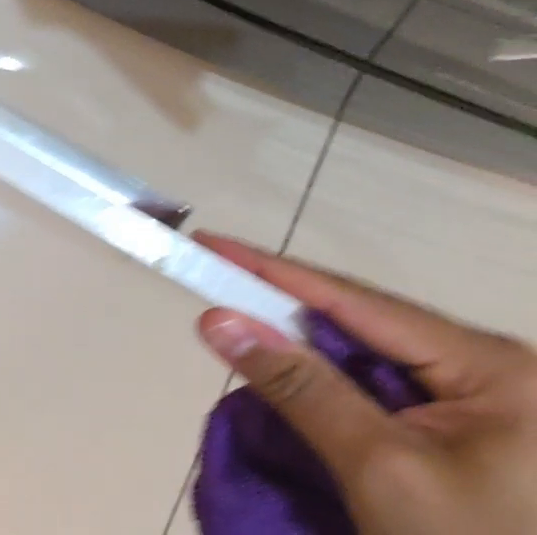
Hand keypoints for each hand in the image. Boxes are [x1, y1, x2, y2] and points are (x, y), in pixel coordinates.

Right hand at [194, 233, 536, 534]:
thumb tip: (217, 317)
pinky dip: (344, 378)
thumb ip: (299, 386)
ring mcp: (508, 401)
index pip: (356, 301)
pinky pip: (400, 383)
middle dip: (288, 307)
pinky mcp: (499, 430)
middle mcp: (511, 371)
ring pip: (382, 352)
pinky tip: (306, 378)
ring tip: (247, 329)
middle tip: (215, 287)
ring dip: (312, 346)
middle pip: (369, 321)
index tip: (204, 242)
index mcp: (502, 370)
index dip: (271, 268)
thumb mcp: (380, 467)